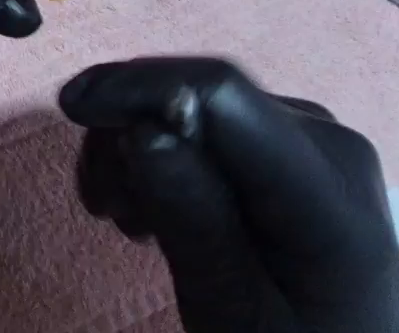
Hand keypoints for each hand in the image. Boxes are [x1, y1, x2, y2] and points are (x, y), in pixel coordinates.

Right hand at [58, 58, 398, 332]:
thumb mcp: (235, 313)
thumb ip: (194, 224)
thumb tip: (138, 129)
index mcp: (327, 190)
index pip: (221, 96)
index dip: (138, 88)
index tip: (71, 111)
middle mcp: (322, 137)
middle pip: (197, 95)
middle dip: (128, 126)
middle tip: (96, 200)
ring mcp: (305, 133)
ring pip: (189, 102)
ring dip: (135, 143)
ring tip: (118, 213)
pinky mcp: (284, 138)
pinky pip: (202, 119)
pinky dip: (157, 147)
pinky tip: (144, 201)